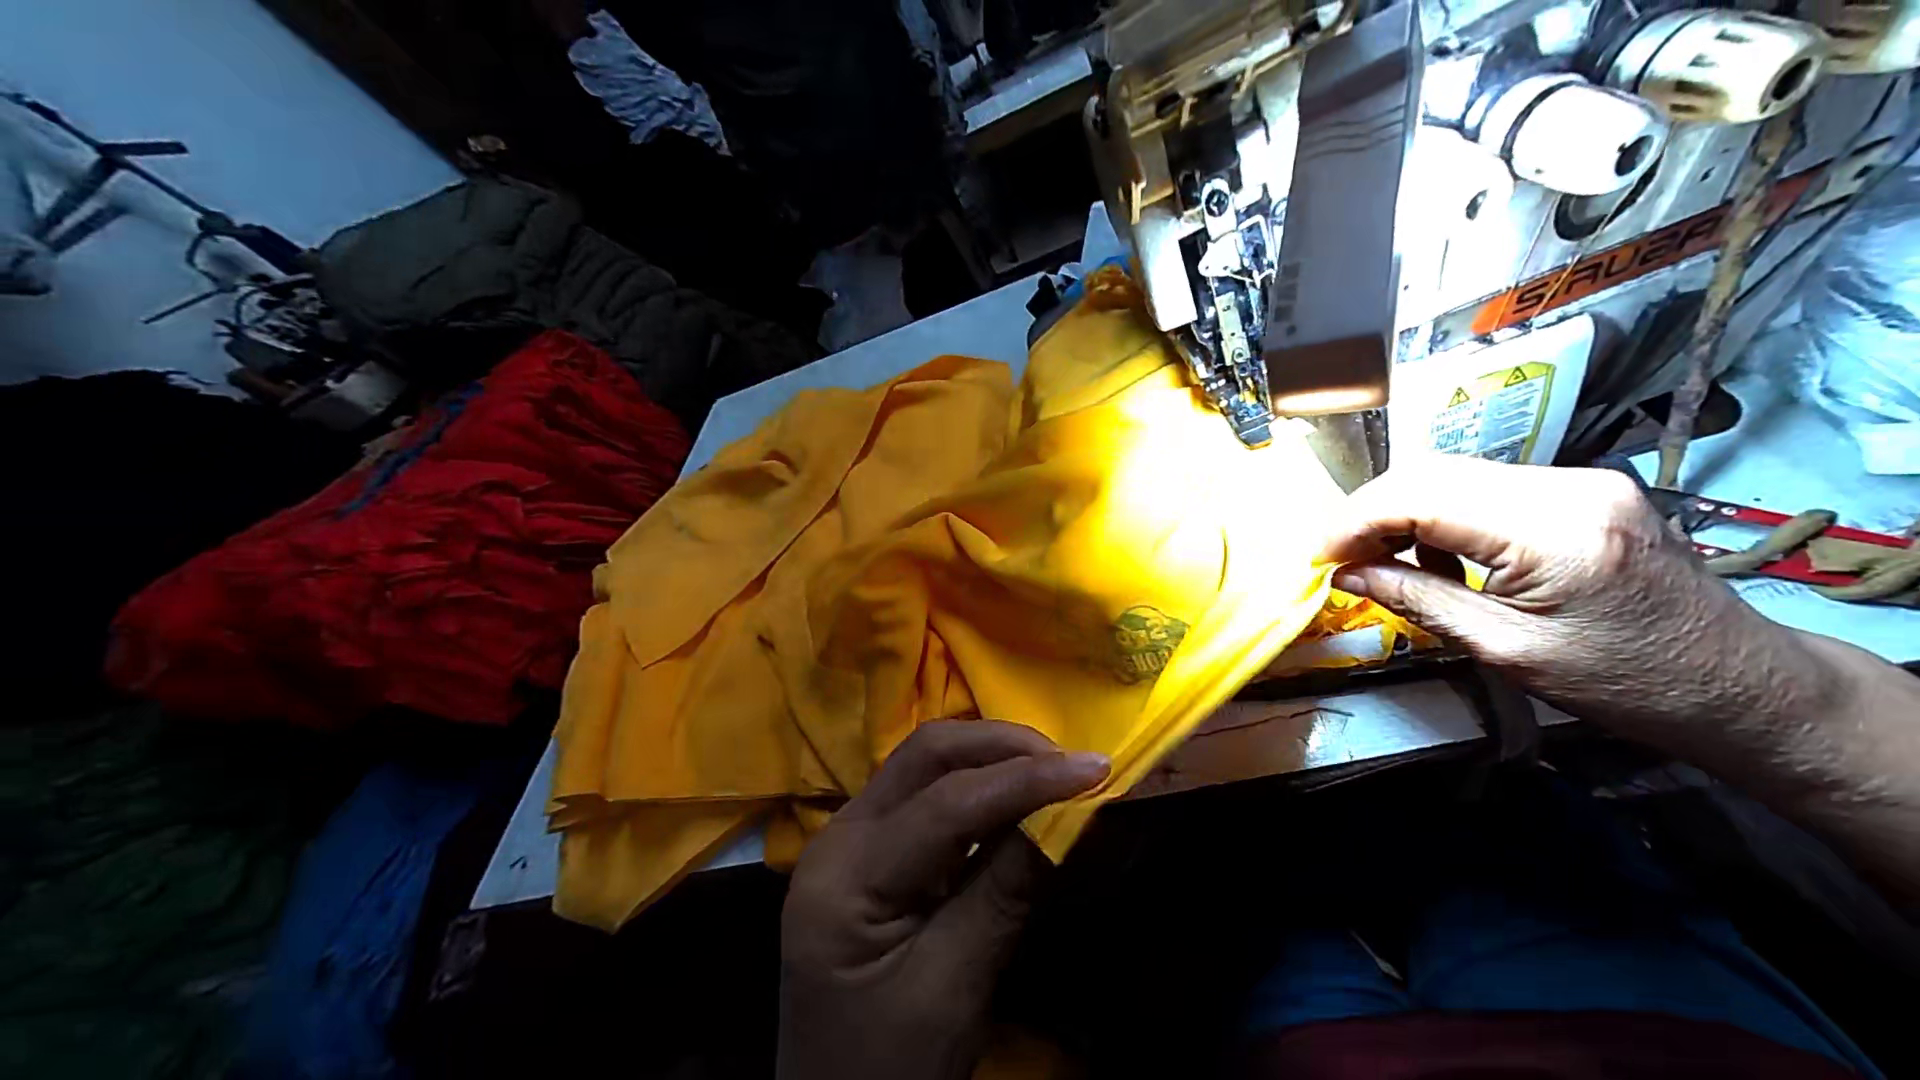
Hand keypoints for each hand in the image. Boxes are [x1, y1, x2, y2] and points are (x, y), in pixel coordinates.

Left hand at [777, 721, 1109, 1079]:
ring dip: (990, 755)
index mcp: (846, 874)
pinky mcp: (870, 849)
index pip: (945, 803)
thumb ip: (1005, 892)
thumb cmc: (891, 1065)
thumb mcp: (953, 988)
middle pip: (924, 756)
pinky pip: (924, 792)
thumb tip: (1065, 812)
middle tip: (1070, 761)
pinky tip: (1012, 791)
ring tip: (1051, 767)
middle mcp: (840, 835)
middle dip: (1001, 746)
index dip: (1023, 779)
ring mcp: (850, 837)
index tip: (1095, 768)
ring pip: (923, 764)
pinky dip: (975, 782)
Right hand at [1315, 455, 1833, 748]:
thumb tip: (1343, 574)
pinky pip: (1482, 486)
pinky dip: (1437, 513)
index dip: (1354, 523)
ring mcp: (1576, 480)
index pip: (1420, 497)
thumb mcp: (1504, 650)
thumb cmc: (1624, 683)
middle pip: (1429, 471)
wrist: (1741, 686)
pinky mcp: (1578, 489)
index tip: (1319, 559)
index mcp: (1552, 529)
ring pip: (1450, 473)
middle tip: (1337, 558)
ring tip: (1379, 559)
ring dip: (1399, 511)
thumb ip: (1416, 599)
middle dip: (1368, 512)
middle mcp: (1566, 485)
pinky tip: (1435, 552)